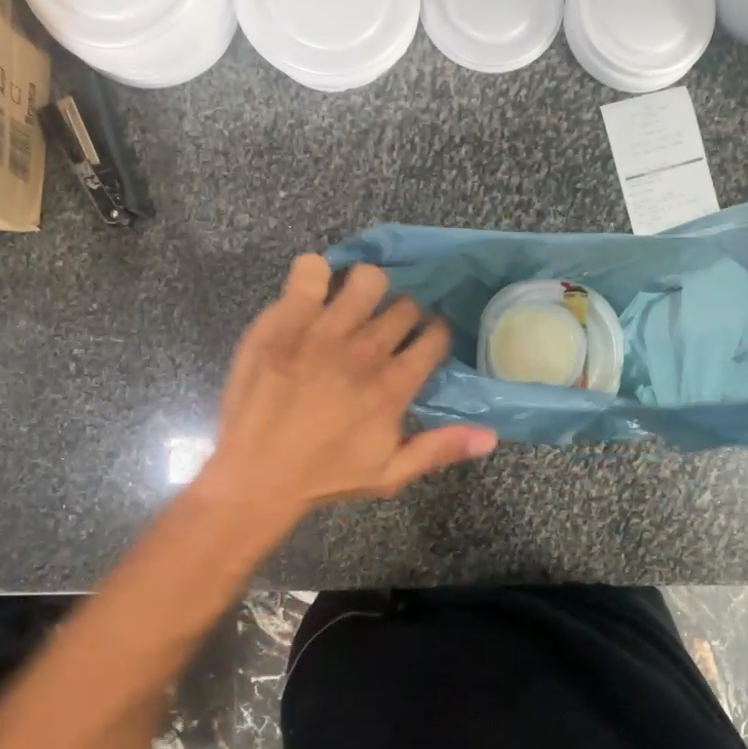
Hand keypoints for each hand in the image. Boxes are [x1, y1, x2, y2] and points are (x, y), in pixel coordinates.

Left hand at [194, 254, 496, 520]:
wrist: (256, 476)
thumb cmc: (324, 477)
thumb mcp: (390, 474)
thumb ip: (440, 449)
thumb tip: (491, 435)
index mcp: (394, 385)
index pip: (435, 335)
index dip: (433, 336)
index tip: (422, 344)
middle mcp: (366, 351)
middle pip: (405, 306)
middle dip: (402, 315)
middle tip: (385, 332)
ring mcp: (324, 331)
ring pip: (368, 280)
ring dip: (367, 290)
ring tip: (353, 307)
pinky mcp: (284, 320)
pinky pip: (311, 270)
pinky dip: (316, 275)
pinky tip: (312, 295)